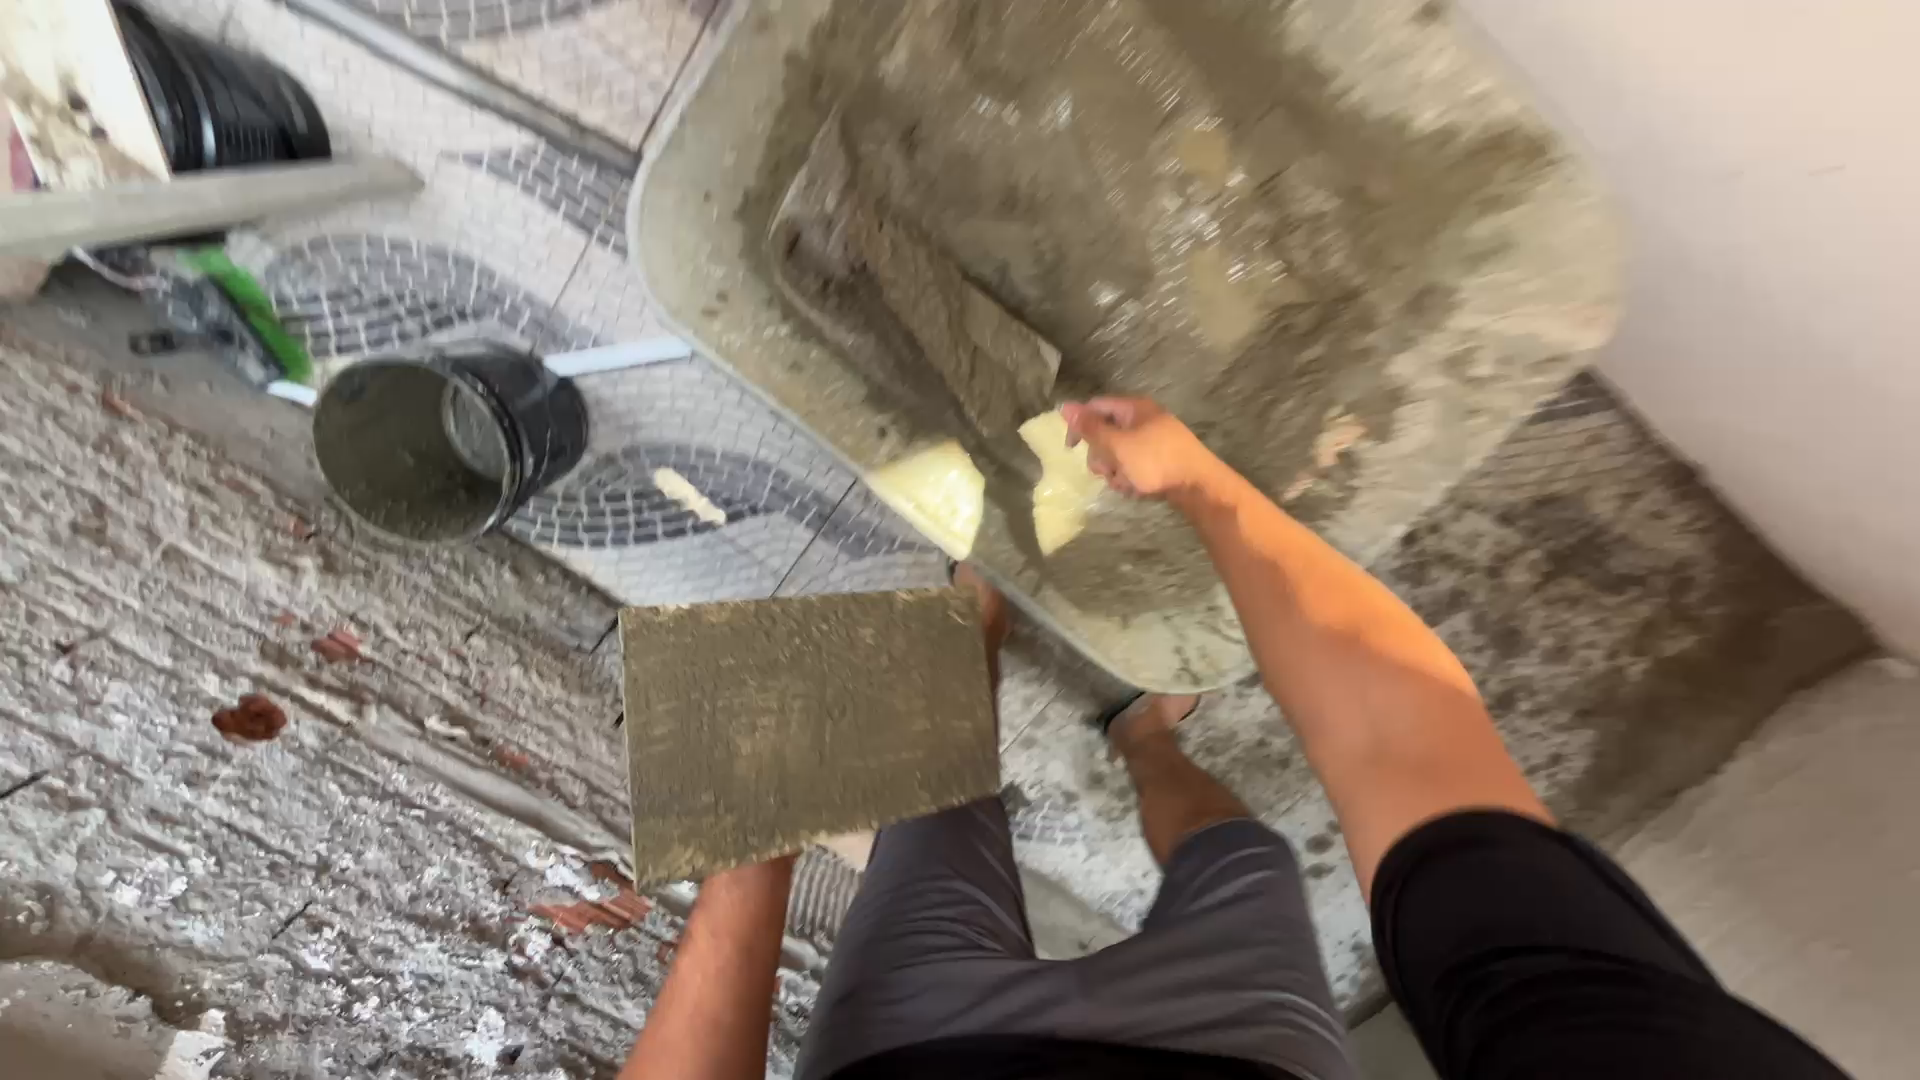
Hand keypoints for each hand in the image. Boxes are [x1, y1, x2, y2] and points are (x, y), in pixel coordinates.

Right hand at [1061, 397, 1221, 499]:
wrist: (1197, 486)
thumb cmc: (1154, 461)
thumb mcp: (1117, 444)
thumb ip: (1090, 427)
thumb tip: (1064, 406)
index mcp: (1134, 408)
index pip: (1096, 407)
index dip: (1079, 425)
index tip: (1071, 448)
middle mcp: (1143, 420)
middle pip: (1106, 433)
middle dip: (1101, 456)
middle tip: (1106, 471)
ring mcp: (1153, 440)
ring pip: (1118, 453)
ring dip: (1115, 470)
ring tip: (1125, 483)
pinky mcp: (1160, 459)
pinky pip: (1134, 465)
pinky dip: (1130, 477)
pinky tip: (1136, 488)